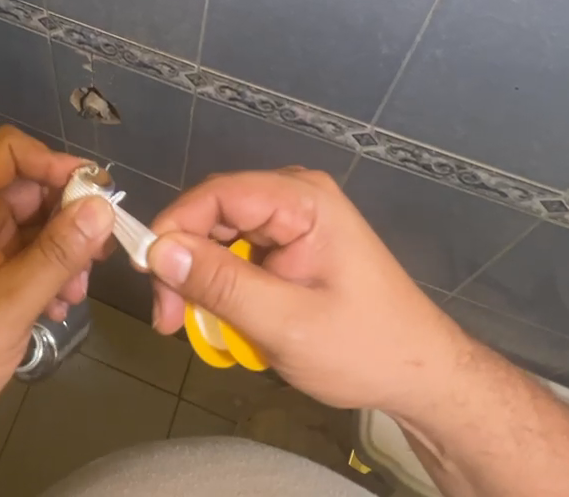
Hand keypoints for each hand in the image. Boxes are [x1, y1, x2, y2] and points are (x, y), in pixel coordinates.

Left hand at [0, 126, 113, 495]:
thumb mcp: (7, 302)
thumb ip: (57, 252)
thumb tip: (103, 206)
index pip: (9, 151)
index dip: (53, 161)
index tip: (95, 194)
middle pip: (28, 190)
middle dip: (68, 216)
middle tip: (101, 252)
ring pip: (32, 228)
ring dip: (62, 251)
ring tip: (78, 292)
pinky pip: (24, 261)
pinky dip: (48, 276)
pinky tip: (62, 308)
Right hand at [146, 167, 464, 420]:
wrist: (420, 375)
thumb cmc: (362, 347)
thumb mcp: (286, 324)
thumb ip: (220, 285)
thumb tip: (157, 250)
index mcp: (302, 199)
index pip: (218, 193)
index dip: (175, 226)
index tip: (149, 275)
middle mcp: (294, 196)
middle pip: (215, 212)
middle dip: (183, 260)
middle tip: (167, 316)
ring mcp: (293, 219)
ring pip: (220, 234)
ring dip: (198, 276)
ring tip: (186, 323)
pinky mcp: (289, 244)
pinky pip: (237, 252)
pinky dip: (219, 284)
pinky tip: (217, 317)